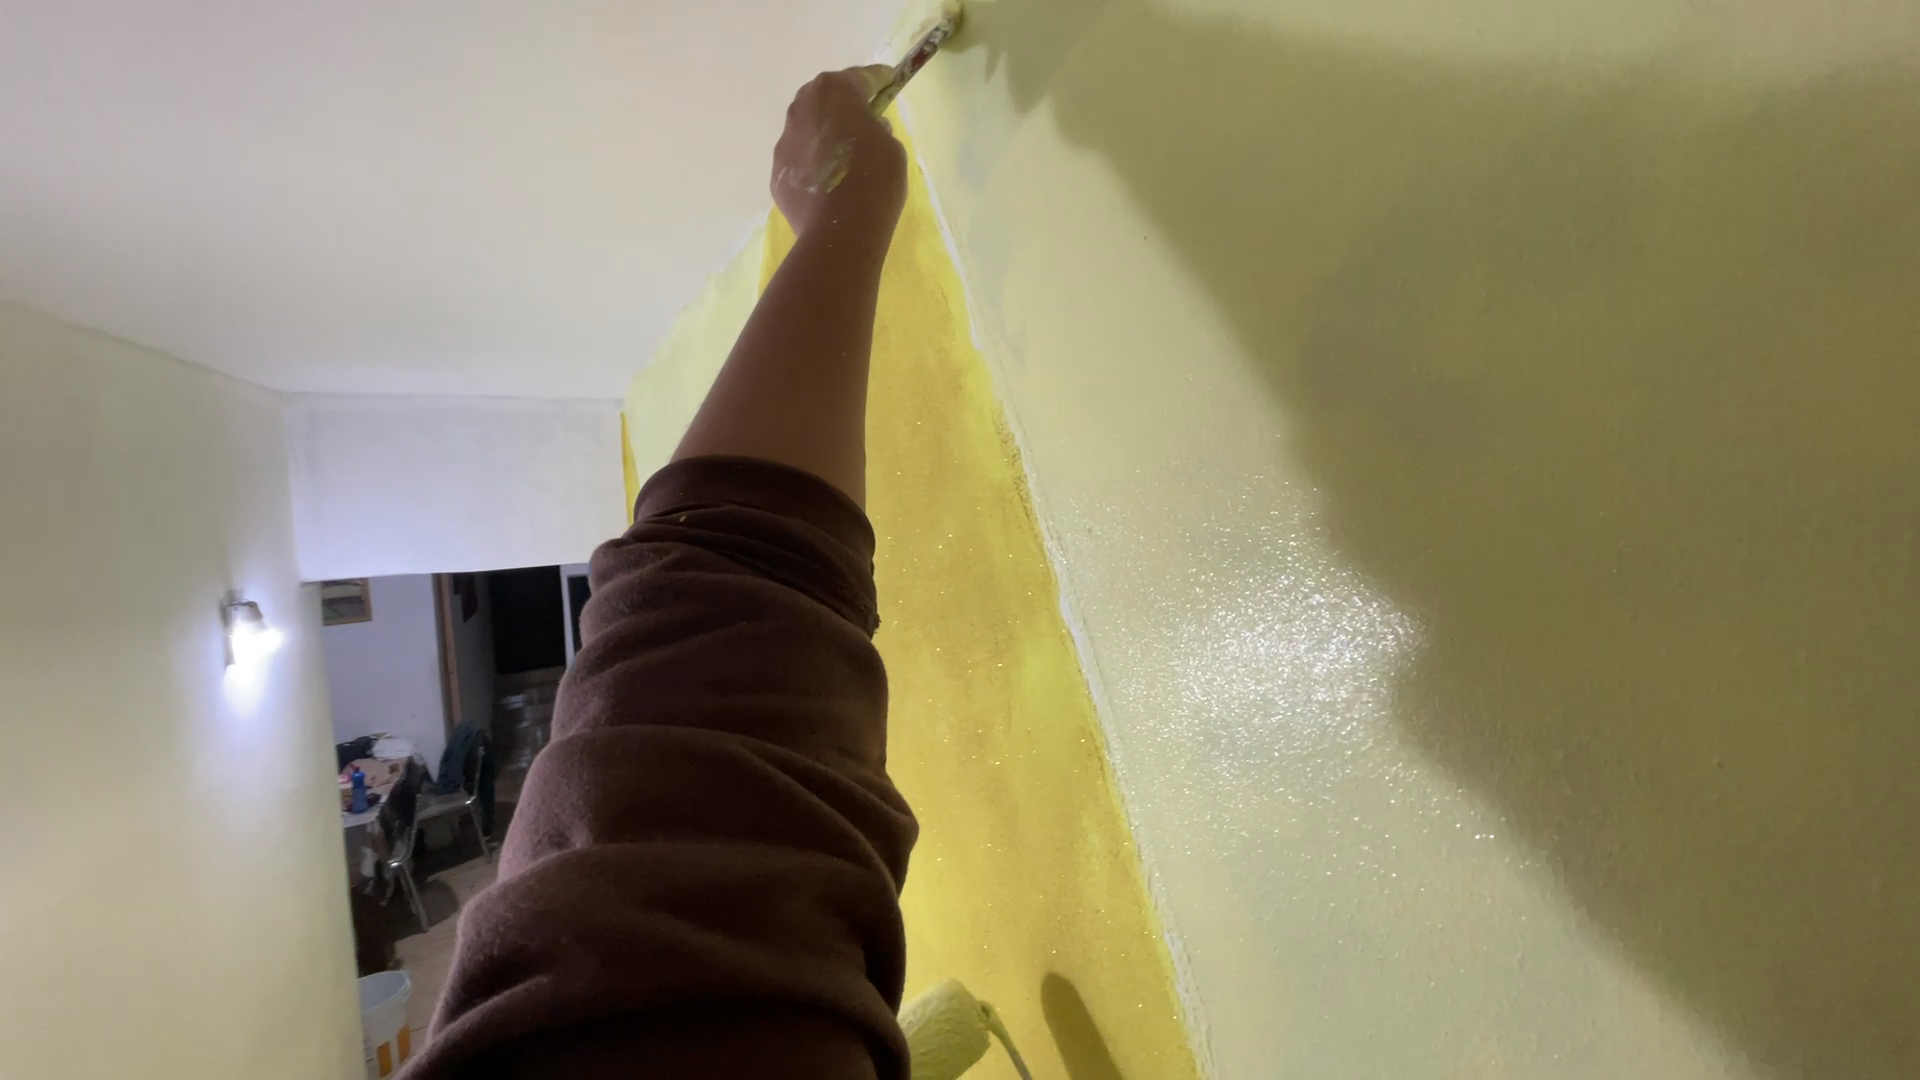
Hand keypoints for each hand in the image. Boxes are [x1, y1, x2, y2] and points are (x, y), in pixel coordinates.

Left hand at [771, 67, 907, 238]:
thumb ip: (878, 131)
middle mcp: (802, 107)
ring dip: (824, 140)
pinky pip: (800, 164)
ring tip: (842, 165)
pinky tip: (827, 190)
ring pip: (808, 132)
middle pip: (826, 100)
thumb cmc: (875, 182)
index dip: (879, 81)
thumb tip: (867, 131)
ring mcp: (785, 141)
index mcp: (835, 91)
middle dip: (844, 108)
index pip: (862, 78)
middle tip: (862, 125)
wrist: (840, 230)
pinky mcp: (778, 174)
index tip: (889, 83)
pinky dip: (813, 170)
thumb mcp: (892, 149)